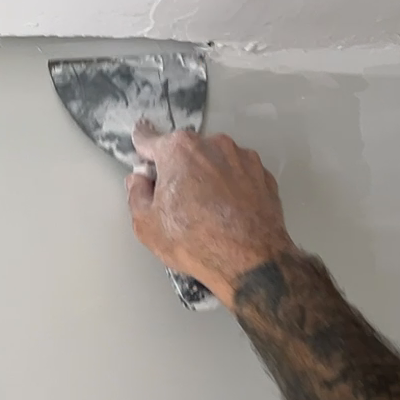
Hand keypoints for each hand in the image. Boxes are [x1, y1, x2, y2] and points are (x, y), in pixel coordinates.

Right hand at [126, 124, 297, 305]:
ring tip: (204, 211)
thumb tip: (139, 181)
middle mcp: (212, 144)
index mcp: (177, 150)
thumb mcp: (146, 224)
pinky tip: (225, 212)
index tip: (140, 141)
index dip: (141, 144)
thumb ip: (136, 194)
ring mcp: (241, 157)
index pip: (149, 139)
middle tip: (173, 200)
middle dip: (176, 168)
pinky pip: (236, 175)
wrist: (249, 261)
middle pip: (184, 151)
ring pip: (212, 161)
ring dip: (204, 177)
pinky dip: (228, 187)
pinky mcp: (262, 174)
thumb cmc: (195, 241)